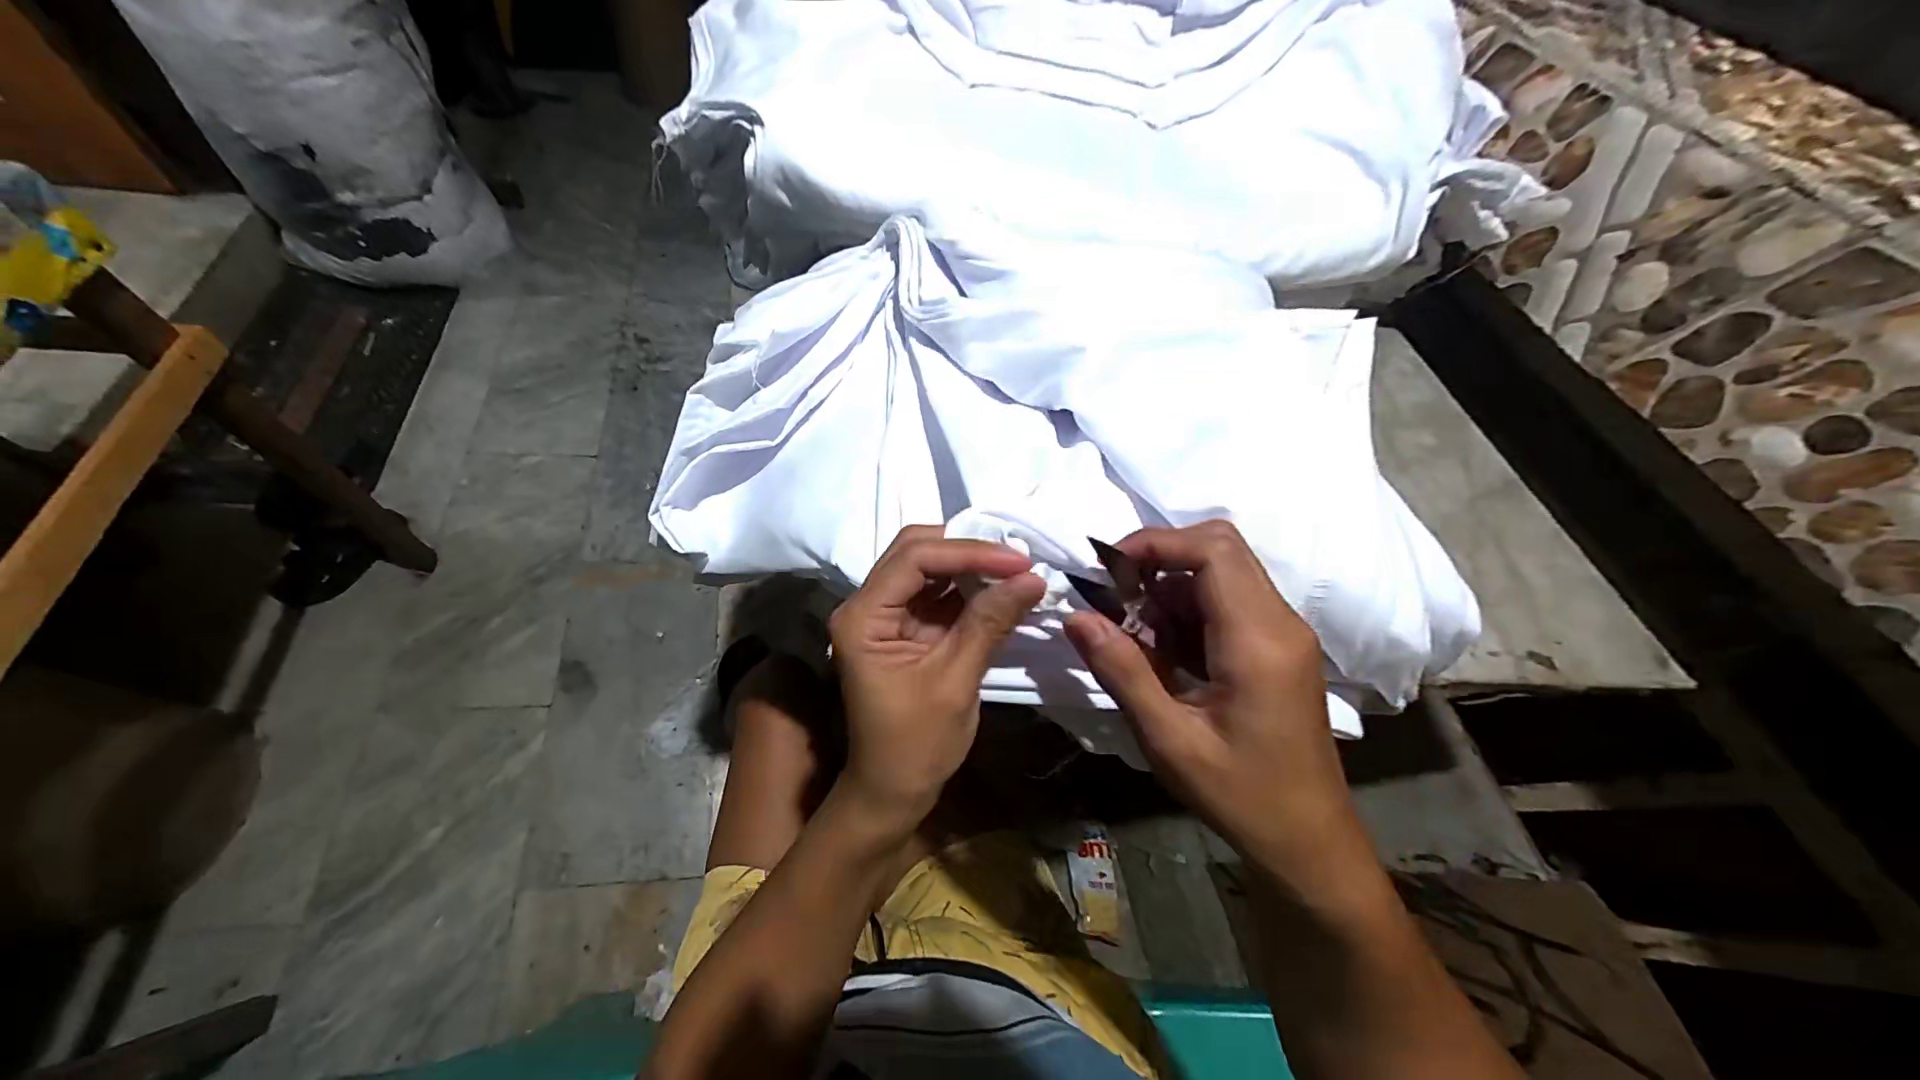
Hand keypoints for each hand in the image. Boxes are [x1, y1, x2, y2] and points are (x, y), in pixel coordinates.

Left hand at [829, 526, 1046, 831]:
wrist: (893, 789)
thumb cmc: (916, 744)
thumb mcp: (955, 681)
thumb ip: (989, 623)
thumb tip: (1033, 577)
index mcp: (862, 617)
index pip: (914, 559)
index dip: (968, 552)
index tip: (1018, 561)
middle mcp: (865, 605)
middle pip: (915, 551)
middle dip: (968, 550)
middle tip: (1017, 559)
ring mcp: (883, 615)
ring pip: (927, 567)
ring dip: (970, 565)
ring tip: (1016, 569)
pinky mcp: (903, 627)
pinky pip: (936, 593)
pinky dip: (968, 588)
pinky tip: (1000, 588)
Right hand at [1064, 521, 1354, 866]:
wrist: (1310, 840)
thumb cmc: (1241, 795)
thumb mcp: (1169, 739)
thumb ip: (1122, 670)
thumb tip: (1076, 615)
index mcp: (1257, 640)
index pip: (1211, 550)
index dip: (1154, 543)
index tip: (1107, 569)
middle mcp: (1279, 622)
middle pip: (1219, 548)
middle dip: (1158, 559)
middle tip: (1114, 597)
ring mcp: (1283, 633)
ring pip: (1221, 573)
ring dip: (1169, 589)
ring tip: (1132, 635)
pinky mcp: (1277, 647)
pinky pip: (1228, 603)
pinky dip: (1186, 612)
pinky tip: (1162, 655)